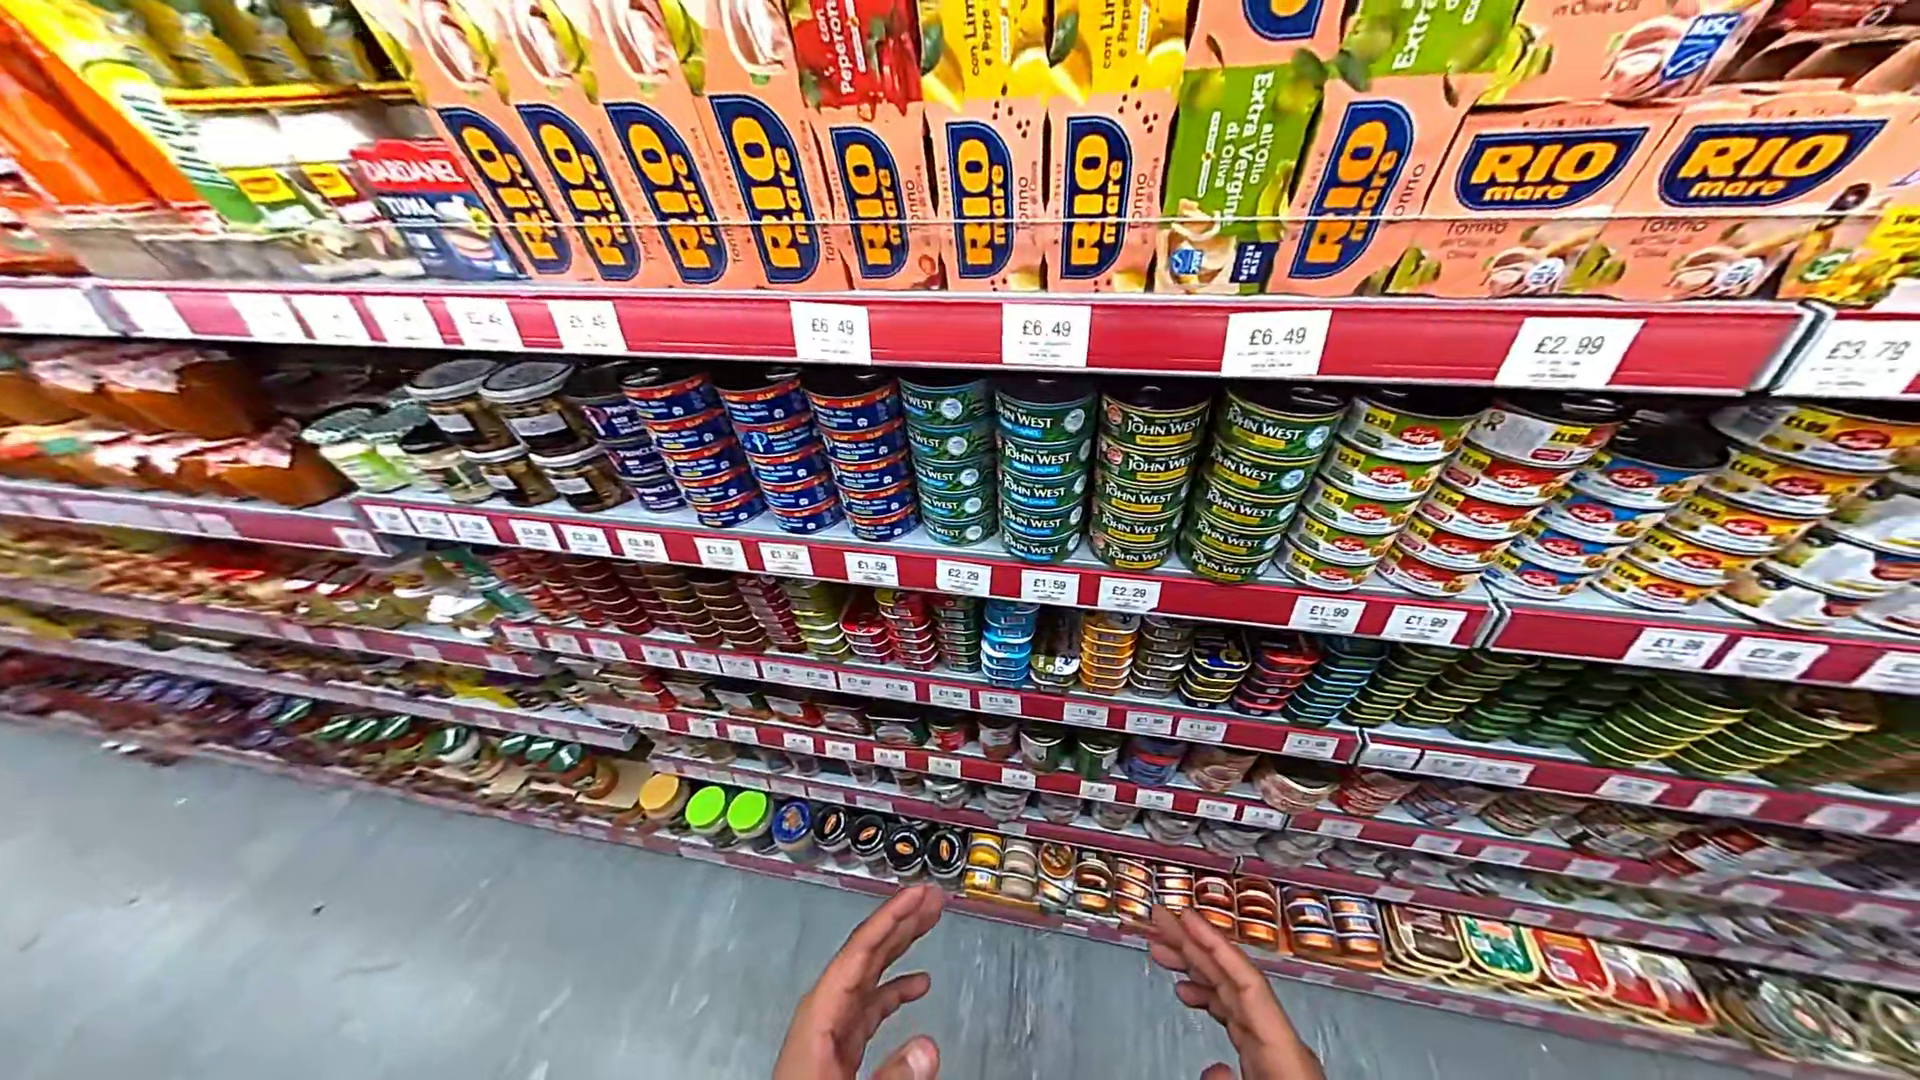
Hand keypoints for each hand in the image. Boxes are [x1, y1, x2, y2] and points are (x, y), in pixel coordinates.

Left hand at [773, 883, 945, 1079]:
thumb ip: (890, 1078)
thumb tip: (930, 1045)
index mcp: (820, 1014)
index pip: (859, 950)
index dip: (890, 917)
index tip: (916, 894)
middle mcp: (826, 1011)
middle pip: (866, 952)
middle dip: (900, 921)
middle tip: (931, 897)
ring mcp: (832, 1028)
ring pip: (871, 973)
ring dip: (901, 946)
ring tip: (930, 922)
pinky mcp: (840, 1047)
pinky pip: (872, 1005)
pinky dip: (896, 989)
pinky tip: (919, 984)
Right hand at [1147, 905, 1326, 1079]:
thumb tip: (1212, 1071)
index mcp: (1286, 1055)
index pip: (1248, 985)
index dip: (1215, 945)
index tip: (1185, 916)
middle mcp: (1280, 1044)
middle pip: (1235, 981)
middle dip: (1195, 945)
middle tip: (1158, 919)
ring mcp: (1274, 1053)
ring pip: (1230, 995)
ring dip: (1194, 967)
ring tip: (1159, 949)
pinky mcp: (1267, 1066)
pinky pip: (1233, 1017)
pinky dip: (1206, 997)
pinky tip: (1185, 991)